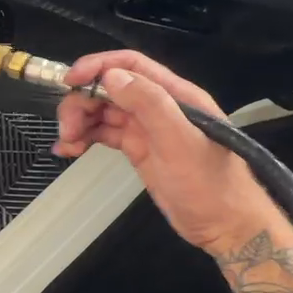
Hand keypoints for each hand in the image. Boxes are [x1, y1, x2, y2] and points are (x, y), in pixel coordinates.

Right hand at [52, 50, 284, 257]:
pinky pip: (102, 133)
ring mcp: (146, 127)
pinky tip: (69, 150)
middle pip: (107, 88)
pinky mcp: (137, 147)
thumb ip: (149, 104)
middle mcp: (158, 106)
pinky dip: (82, 137)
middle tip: (67, 129)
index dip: (97, 67)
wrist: (225, 227)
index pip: (130, 65)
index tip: (70, 81)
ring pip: (101, 111)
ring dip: (78, 122)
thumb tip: (110, 76)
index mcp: (175, 95)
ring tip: (68, 144)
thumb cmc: (209, 184)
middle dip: (81, 103)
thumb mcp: (179, 141)